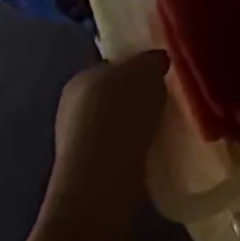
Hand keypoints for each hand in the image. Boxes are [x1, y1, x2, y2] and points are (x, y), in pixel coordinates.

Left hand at [53, 50, 169, 191]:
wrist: (101, 180)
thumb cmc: (120, 114)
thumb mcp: (146, 70)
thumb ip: (152, 60)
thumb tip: (157, 62)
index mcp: (81, 78)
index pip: (113, 66)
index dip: (138, 68)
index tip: (161, 76)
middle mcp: (73, 108)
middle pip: (115, 95)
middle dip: (139, 98)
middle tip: (166, 102)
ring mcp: (78, 143)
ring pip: (118, 124)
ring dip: (138, 126)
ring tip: (164, 130)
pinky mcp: (89, 172)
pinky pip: (120, 150)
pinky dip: (136, 150)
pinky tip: (152, 153)